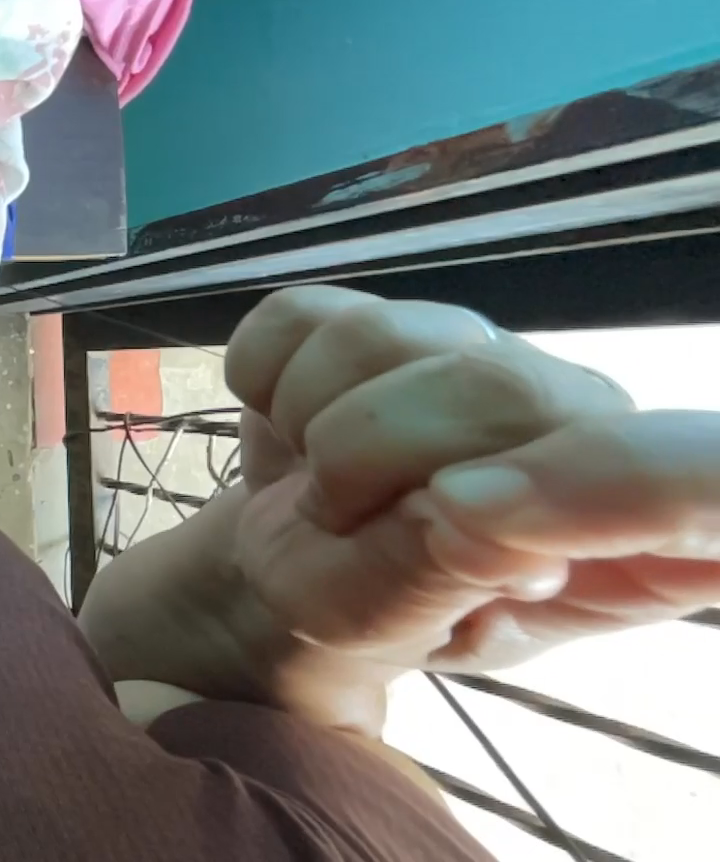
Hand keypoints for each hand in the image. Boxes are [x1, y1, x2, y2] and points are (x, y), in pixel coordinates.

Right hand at [216, 287, 719, 724]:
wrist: (277, 548)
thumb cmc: (352, 600)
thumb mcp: (388, 619)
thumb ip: (441, 573)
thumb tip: (481, 521)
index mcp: (635, 526)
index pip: (702, 474)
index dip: (608, 481)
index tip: (466, 517)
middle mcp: (574, 416)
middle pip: (485, 384)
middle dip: (361, 456)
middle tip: (333, 510)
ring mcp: (468, 350)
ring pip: (374, 336)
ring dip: (301, 417)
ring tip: (309, 465)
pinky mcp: (366, 314)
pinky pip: (293, 316)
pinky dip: (257, 374)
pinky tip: (280, 414)